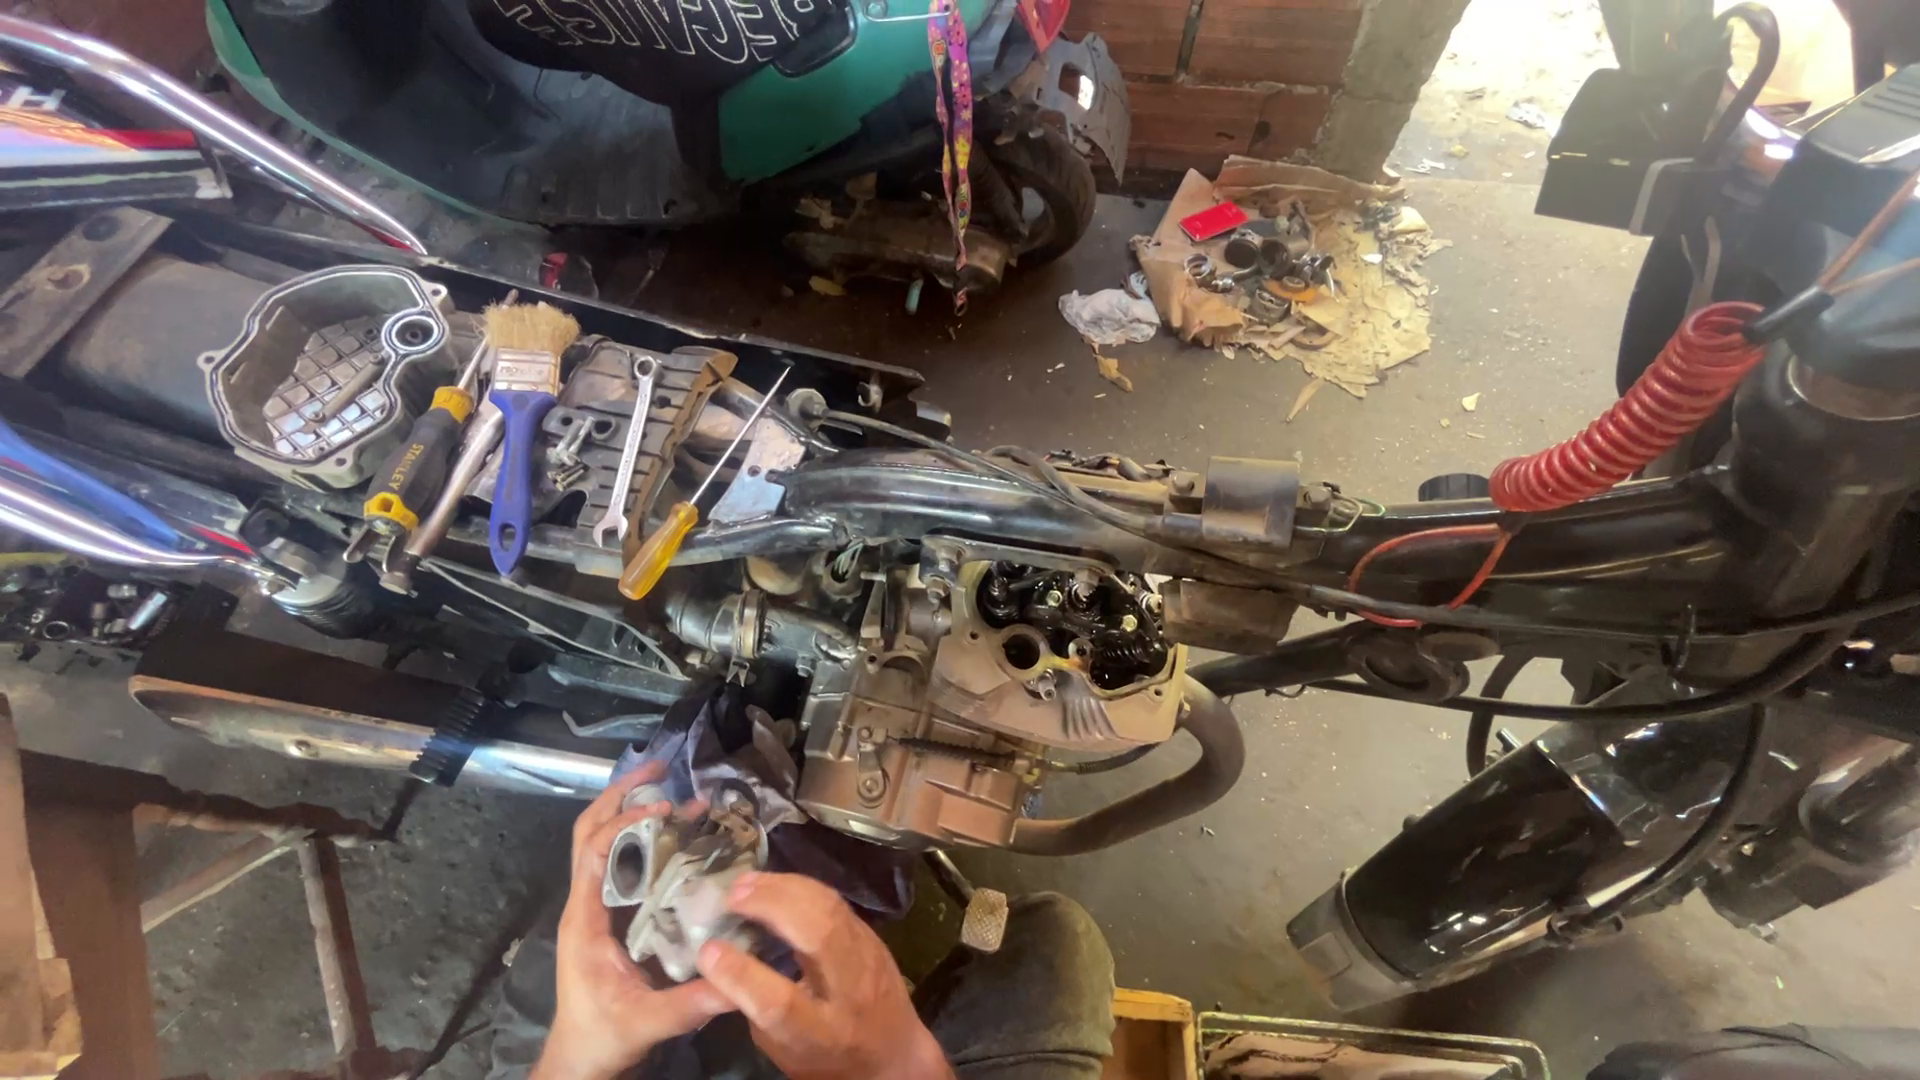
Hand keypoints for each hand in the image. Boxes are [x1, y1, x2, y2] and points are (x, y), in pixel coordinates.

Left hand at [531, 764, 731, 1079]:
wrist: (580, 1061)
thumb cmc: (602, 1037)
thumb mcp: (646, 1023)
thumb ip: (688, 1003)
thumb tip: (736, 979)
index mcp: (585, 919)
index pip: (593, 851)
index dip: (625, 822)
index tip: (664, 809)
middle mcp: (586, 901)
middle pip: (588, 831)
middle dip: (620, 794)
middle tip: (659, 768)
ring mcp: (596, 904)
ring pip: (601, 840)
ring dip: (631, 808)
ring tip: (675, 788)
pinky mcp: (611, 911)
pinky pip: (621, 860)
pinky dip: (644, 835)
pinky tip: (679, 830)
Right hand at [695, 871, 956, 1079]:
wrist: (894, 1053)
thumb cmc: (827, 1058)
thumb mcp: (784, 1049)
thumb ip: (754, 1009)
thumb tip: (719, 964)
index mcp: (821, 1033)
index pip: (781, 1003)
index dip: (742, 975)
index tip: (708, 949)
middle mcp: (849, 989)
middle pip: (817, 935)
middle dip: (773, 906)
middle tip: (733, 894)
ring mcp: (867, 954)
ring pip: (830, 907)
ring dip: (785, 886)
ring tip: (747, 882)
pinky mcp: (870, 932)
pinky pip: (834, 900)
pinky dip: (802, 885)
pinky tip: (776, 882)